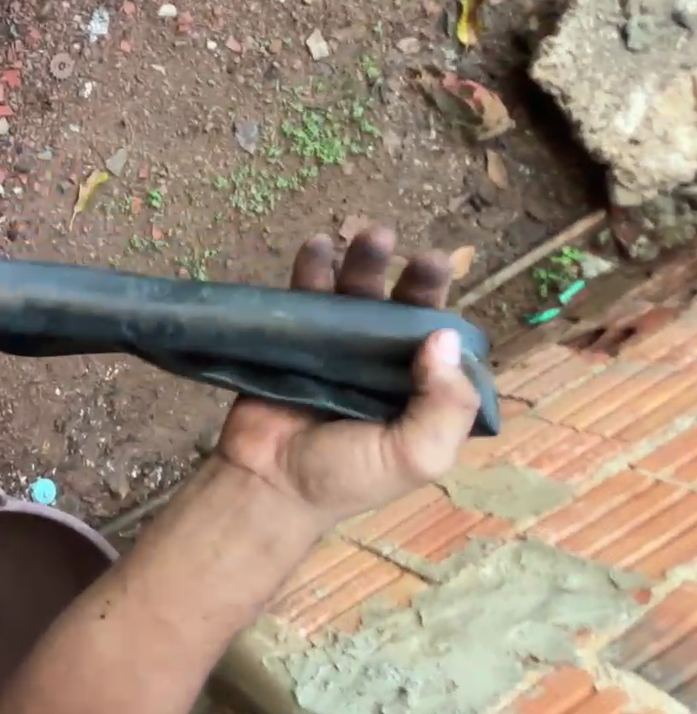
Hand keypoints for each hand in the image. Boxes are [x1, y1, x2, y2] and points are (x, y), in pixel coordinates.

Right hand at [216, 227, 480, 528]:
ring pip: (347, 298)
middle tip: (396, 241)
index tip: (436, 271)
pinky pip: (298, 304)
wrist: (270, 481)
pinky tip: (314, 247)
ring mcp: (328, 351)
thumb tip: (440, 336)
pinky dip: (306, 273)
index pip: (435, 339)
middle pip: (392, 307)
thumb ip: (444, 403)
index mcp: (417, 390)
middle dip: (398, 273)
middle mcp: (376, 364)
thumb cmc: (347, 475)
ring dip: (354, 263)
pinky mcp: (284, 343)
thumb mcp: (419, 453)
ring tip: (360, 232)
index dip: (437, 304)